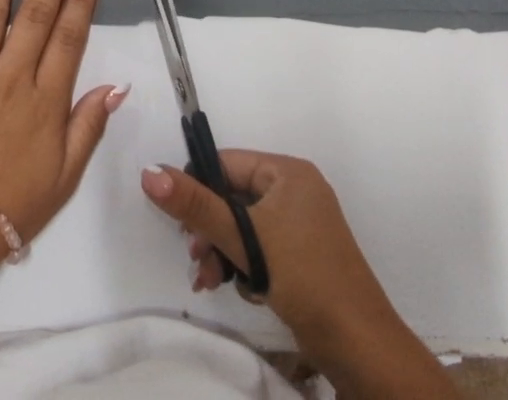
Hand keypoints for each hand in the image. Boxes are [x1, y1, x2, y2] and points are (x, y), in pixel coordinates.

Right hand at [142, 151, 457, 397]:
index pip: (224, 163)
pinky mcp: (300, 252)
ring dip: (220, 250)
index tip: (180, 223)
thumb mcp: (242, 237)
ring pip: (240, 224)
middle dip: (208, 230)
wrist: (358, 343)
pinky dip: (240, 263)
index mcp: (287, 172)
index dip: (197, 189)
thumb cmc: (303, 276)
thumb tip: (149, 170)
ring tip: (210, 280)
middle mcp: (295, 190)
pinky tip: (232, 286)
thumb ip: (194, 204)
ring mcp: (299, 222)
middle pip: (230, 196)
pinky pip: (256, 244)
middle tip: (195, 257)